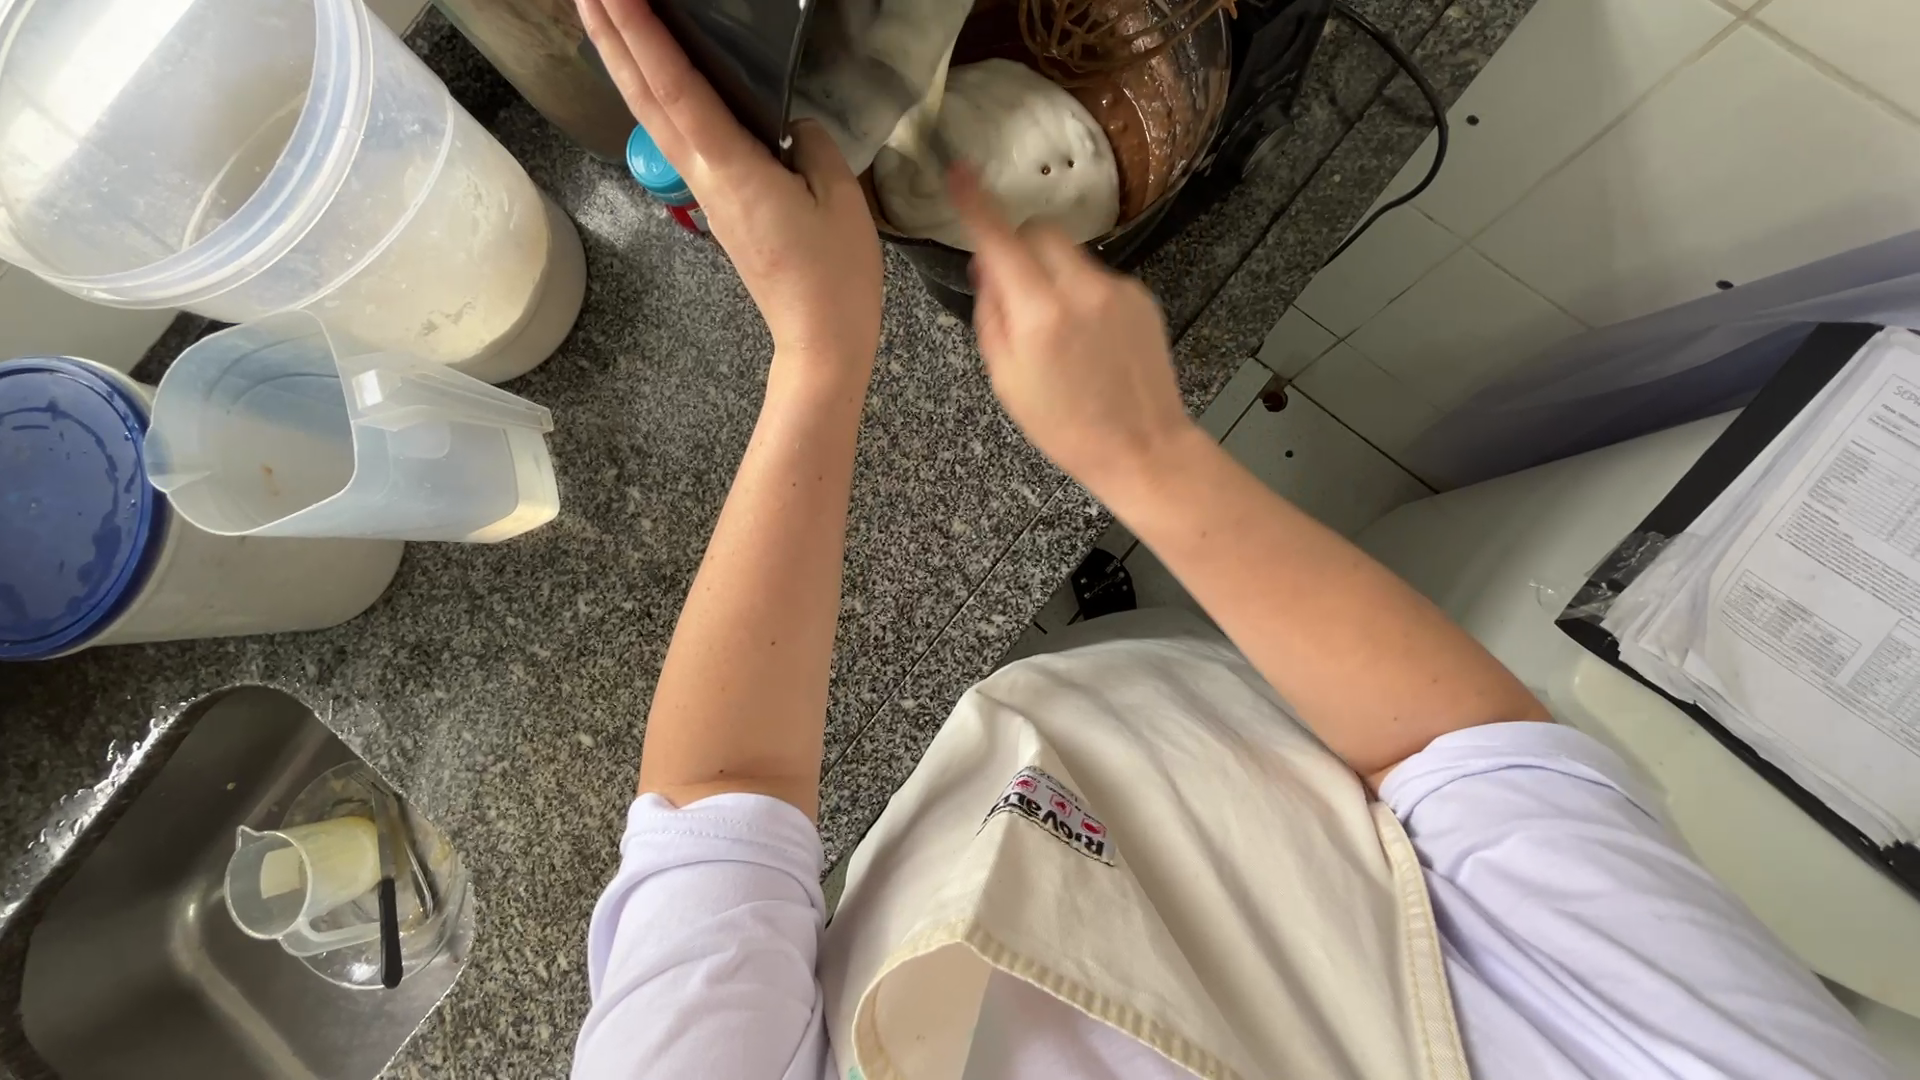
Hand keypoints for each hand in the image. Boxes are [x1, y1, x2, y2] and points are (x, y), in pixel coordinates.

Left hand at [578, 0, 882, 376]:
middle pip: (645, 100)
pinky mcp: (721, 212)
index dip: (641, 29)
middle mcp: (706, 179)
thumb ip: (813, 146)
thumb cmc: (835, 275)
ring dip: (626, 67)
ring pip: (655, 122)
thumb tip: (790, 127)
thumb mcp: (841, 200)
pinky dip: (657, 102)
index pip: (674, 85)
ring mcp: (710, 198)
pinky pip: (679, 144)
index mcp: (732, 169)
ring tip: (604, 20)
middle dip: (612, 39)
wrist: (819, 339)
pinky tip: (657, 85)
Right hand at [949, 167, 1198, 488]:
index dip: (975, 203)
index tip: (959, 172)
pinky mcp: (1141, 297)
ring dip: (1053, 276)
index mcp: (1039, 315)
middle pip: (1040, 231)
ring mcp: (1117, 289)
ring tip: (1061, 334)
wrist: (1141, 446)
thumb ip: (991, 315)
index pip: (1000, 240)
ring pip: (1071, 255)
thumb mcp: (1007, 380)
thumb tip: (987, 268)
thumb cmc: (1064, 427)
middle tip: (1015, 291)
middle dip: (1020, 248)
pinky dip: (1083, 295)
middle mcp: (1081, 289)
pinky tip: (1091, 340)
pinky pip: (1098, 277)